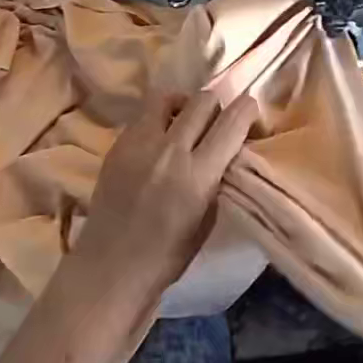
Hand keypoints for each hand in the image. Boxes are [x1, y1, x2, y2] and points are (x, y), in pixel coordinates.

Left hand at [67, 90, 257, 311]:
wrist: (112, 264)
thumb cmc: (167, 255)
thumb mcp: (206, 220)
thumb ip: (216, 179)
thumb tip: (224, 152)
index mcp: (197, 175)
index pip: (230, 124)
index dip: (246, 109)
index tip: (250, 108)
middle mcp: (169, 150)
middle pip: (201, 101)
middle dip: (215, 105)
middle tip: (216, 120)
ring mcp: (138, 143)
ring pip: (166, 98)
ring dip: (183, 105)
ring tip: (184, 123)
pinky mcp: (117, 144)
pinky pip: (143, 117)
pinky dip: (157, 121)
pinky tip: (158, 142)